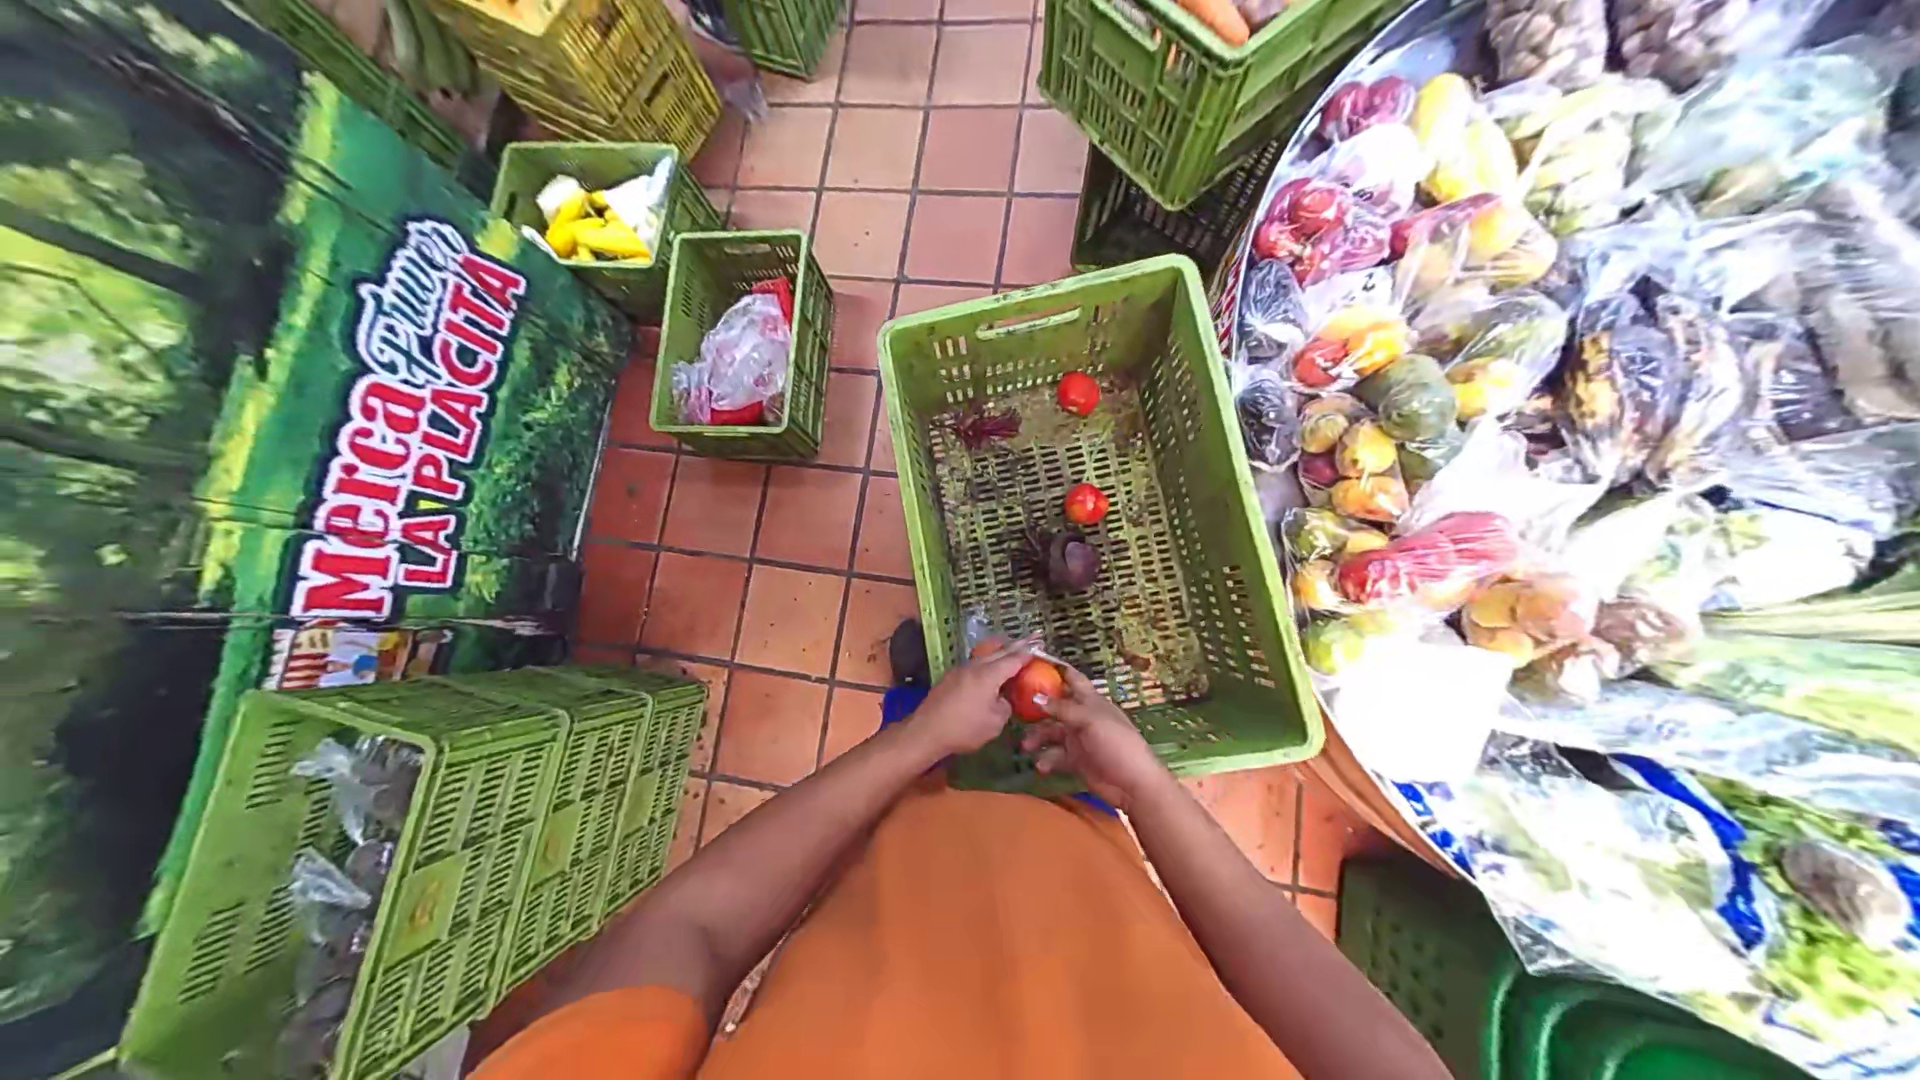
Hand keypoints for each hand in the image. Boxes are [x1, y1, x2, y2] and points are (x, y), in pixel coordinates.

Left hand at [908, 640, 1034, 757]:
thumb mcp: (995, 723)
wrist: (926, 731)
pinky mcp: (950, 678)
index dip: (1028, 651)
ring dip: (999, 653)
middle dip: (1016, 646)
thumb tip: (1003, 698)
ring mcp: (960, 670)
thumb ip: (1005, 706)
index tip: (1039, 642)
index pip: (1013, 659)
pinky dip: (987, 664)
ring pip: (985, 657)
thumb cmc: (964, 728)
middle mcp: (974, 666)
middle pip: (999, 652)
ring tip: (1011, 651)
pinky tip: (989, 672)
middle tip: (1031, 639)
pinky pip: (975, 665)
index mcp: (988, 674)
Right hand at [1019, 665, 1167, 810]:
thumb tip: (1036, 698)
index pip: (1072, 679)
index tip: (1033, 662)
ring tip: (1025, 747)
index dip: (1056, 669)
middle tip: (1016, 710)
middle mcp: (1082, 717)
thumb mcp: (1090, 720)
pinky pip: (1055, 756)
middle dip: (1036, 708)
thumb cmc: (1117, 743)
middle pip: (1055, 707)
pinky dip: (1046, 760)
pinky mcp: (1076, 761)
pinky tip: (1041, 766)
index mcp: (1091, 701)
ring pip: (1051, 733)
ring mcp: (1079, 740)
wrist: (1133, 784)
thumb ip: (1063, 708)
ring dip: (1037, 738)